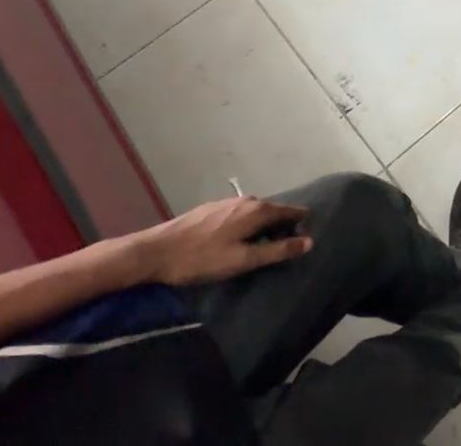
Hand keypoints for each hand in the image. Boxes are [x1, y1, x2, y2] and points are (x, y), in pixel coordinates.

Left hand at [120, 196, 313, 285]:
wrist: (151, 252)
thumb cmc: (200, 259)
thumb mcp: (242, 260)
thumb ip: (277, 251)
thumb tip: (310, 242)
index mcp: (260, 210)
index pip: (296, 212)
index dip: (298, 229)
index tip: (289, 249)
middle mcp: (249, 200)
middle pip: (276, 212)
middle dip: (278, 230)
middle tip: (264, 255)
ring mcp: (228, 202)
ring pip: (255, 214)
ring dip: (258, 229)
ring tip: (243, 252)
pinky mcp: (210, 208)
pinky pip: (238, 215)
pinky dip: (241, 227)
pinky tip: (224, 244)